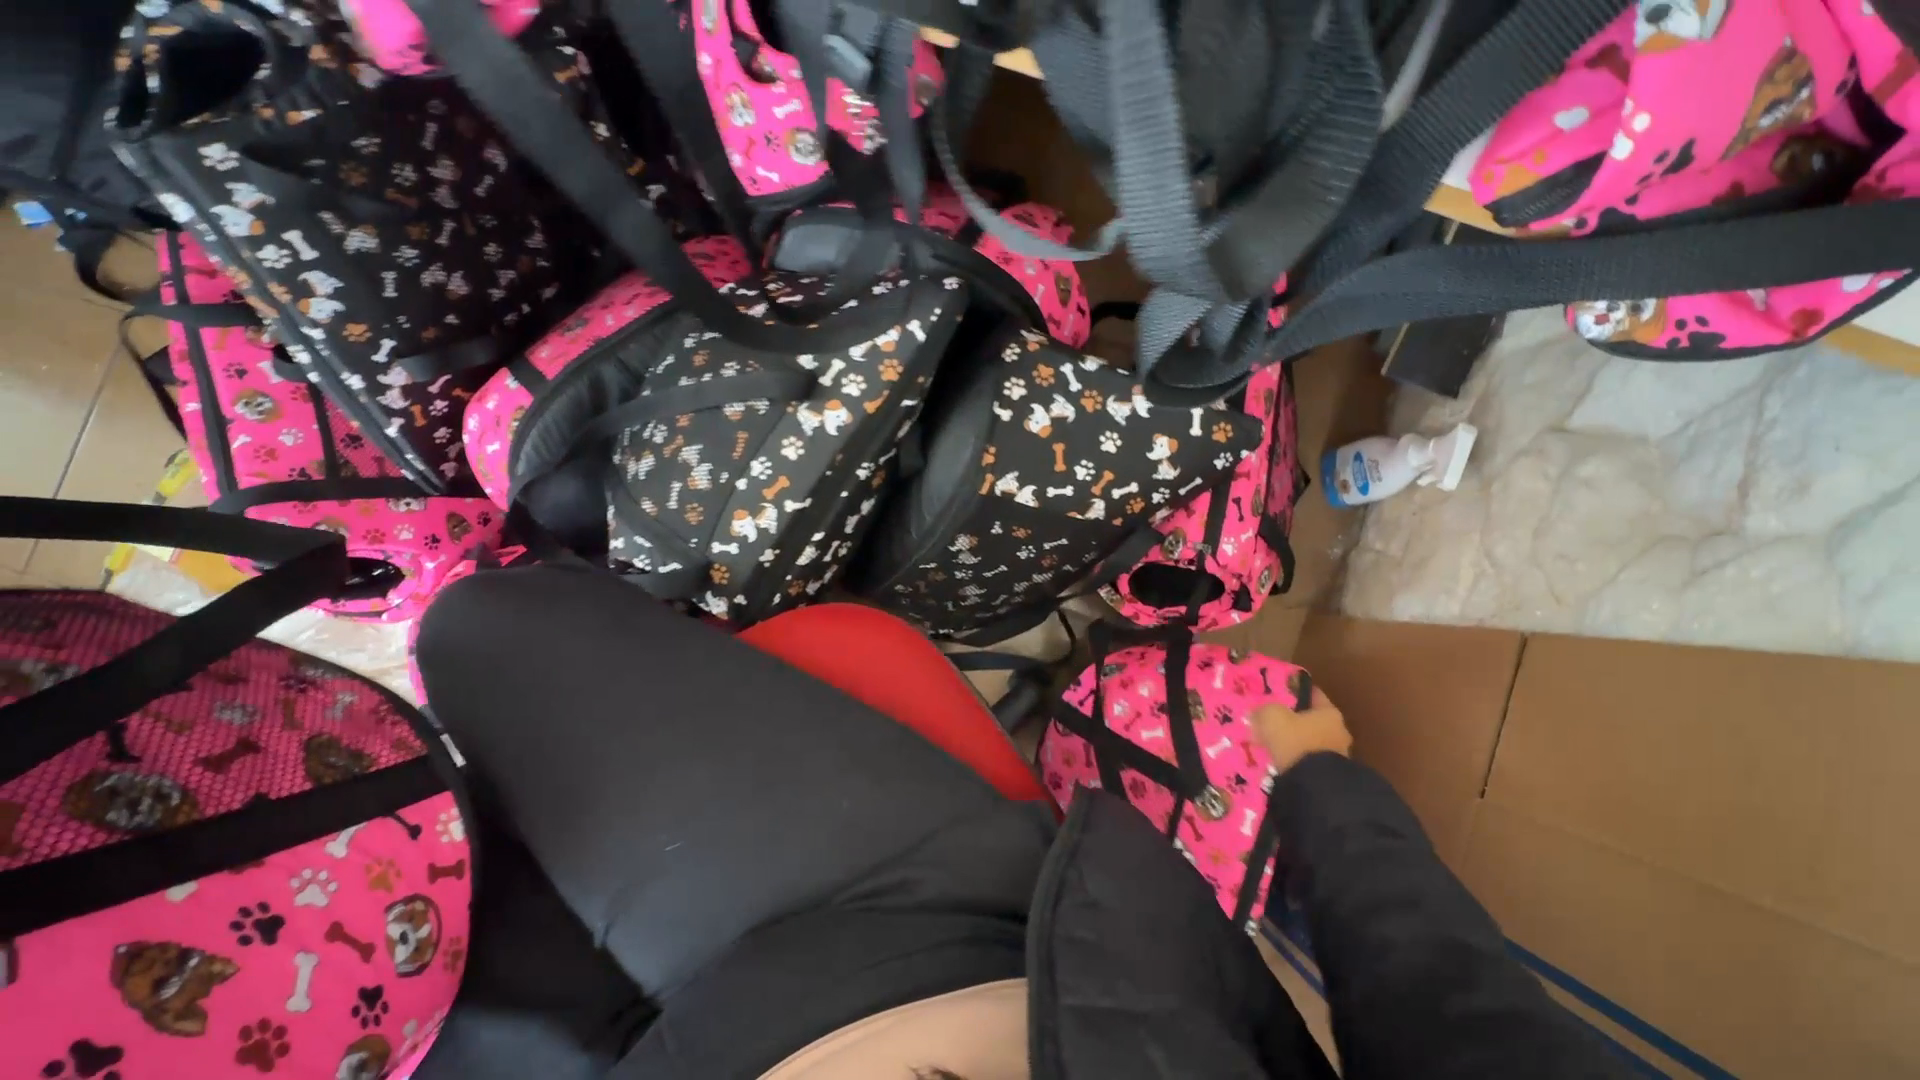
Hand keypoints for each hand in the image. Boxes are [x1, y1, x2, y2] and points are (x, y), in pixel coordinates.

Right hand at [1251, 684, 1351, 774]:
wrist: (1314, 785)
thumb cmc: (1295, 741)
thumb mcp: (1271, 717)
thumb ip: (1264, 710)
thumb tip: (1258, 713)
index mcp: (1329, 712)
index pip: (1313, 694)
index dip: (1294, 692)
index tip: (1278, 693)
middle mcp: (1339, 731)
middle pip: (1312, 720)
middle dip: (1293, 721)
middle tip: (1272, 723)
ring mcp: (1338, 755)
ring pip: (1310, 742)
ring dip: (1295, 744)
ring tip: (1273, 747)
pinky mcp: (1330, 776)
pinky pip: (1309, 762)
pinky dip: (1297, 762)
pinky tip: (1281, 764)